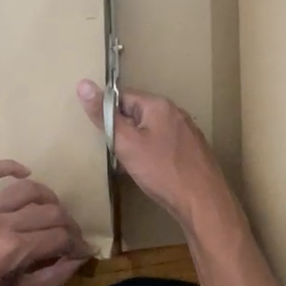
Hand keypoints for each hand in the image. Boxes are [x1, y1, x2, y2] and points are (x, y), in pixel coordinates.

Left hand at [0, 160, 90, 285]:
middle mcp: (0, 223)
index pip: (61, 237)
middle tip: (69, 236)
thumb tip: (78, 261)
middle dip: (68, 224)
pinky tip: (23, 172)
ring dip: (47, 197)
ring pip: (27, 189)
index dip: (78, 244)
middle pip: (50, 212)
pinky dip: (8, 167)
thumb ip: (50, 279)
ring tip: (52, 209)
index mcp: (14, 251)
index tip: (83, 251)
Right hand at [76, 79, 232, 229]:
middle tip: (113, 152)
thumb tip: (82, 83)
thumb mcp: (126, 143)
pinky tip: (151, 172)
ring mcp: (187, 132)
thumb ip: (105, 116)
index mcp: (159, 105)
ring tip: (129, 164)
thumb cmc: (162, 171)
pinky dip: (153, 154)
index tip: (100, 134)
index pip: (123, 96)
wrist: (203, 201)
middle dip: (123, 130)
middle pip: (138, 113)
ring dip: (137, 144)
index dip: (107, 113)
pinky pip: (165, 145)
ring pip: (152, 131)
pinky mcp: (193, 150)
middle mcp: (176, 112)